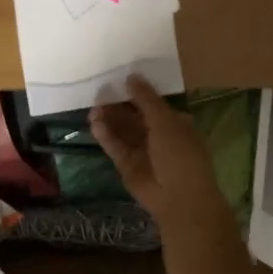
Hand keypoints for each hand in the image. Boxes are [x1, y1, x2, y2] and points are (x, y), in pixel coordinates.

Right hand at [90, 77, 227, 229]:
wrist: (178, 197)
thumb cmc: (180, 154)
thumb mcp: (166, 121)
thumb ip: (146, 99)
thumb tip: (131, 76)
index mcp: (175, 123)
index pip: (152, 104)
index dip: (136, 92)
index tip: (118, 79)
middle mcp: (158, 136)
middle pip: (134, 117)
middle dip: (118, 106)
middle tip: (99, 93)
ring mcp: (142, 152)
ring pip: (122, 132)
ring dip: (109, 120)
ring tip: (93, 109)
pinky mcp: (128, 166)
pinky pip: (116, 147)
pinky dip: (106, 137)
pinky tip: (95, 124)